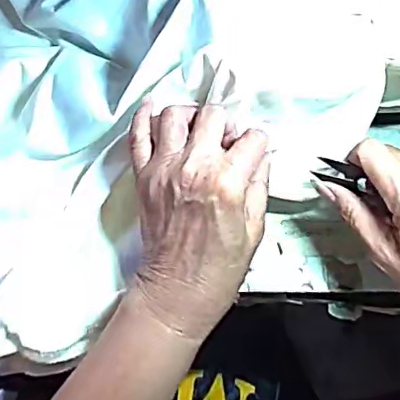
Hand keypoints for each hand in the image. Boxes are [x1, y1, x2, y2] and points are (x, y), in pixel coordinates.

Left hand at [126, 103, 270, 341]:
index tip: (254, 151)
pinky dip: (144, 116)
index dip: (257, 143)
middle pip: (214, 115)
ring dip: (192, 115)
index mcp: (228, 182)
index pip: (252, 138)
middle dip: (227, 123)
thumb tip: (261, 156)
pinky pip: (139, 134)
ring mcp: (165, 168)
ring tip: (198, 128)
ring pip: (175, 114)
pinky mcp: (144, 175)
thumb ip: (259, 185)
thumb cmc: (217, 270)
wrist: (176, 293)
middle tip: (228, 140)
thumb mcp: (255, 229)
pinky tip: (153, 106)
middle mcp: (195, 167)